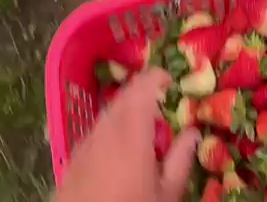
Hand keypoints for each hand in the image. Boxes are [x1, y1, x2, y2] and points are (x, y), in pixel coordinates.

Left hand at [54, 69, 198, 201]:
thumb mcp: (166, 194)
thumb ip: (181, 159)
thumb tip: (193, 132)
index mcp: (132, 129)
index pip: (144, 84)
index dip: (159, 76)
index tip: (172, 85)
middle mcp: (106, 126)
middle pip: (125, 95)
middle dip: (144, 96)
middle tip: (161, 114)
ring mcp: (87, 140)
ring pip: (109, 112)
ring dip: (126, 114)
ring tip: (142, 138)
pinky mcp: (74, 157)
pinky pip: (96, 131)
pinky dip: (110, 132)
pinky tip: (118, 156)